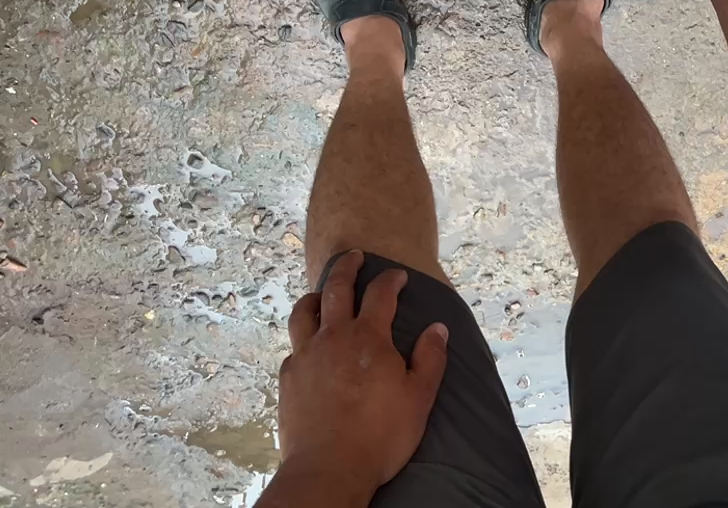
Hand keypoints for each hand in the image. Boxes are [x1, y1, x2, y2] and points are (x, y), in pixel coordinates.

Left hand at [266, 251, 449, 507]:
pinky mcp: (288, 377)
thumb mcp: (419, 398)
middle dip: (347, 266)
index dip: (391, 279)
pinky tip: (309, 348)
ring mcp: (306, 354)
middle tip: (354, 256)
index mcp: (368, 337)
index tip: (398, 275)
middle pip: (338, 286)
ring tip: (323, 294)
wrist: (328, 471)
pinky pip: (294, 346)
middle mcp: (334, 335)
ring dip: (316, 296)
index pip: (381, 292)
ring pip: (305, 310)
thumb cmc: (379, 435)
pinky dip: (303, 338)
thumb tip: (438, 328)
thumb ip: (430, 358)